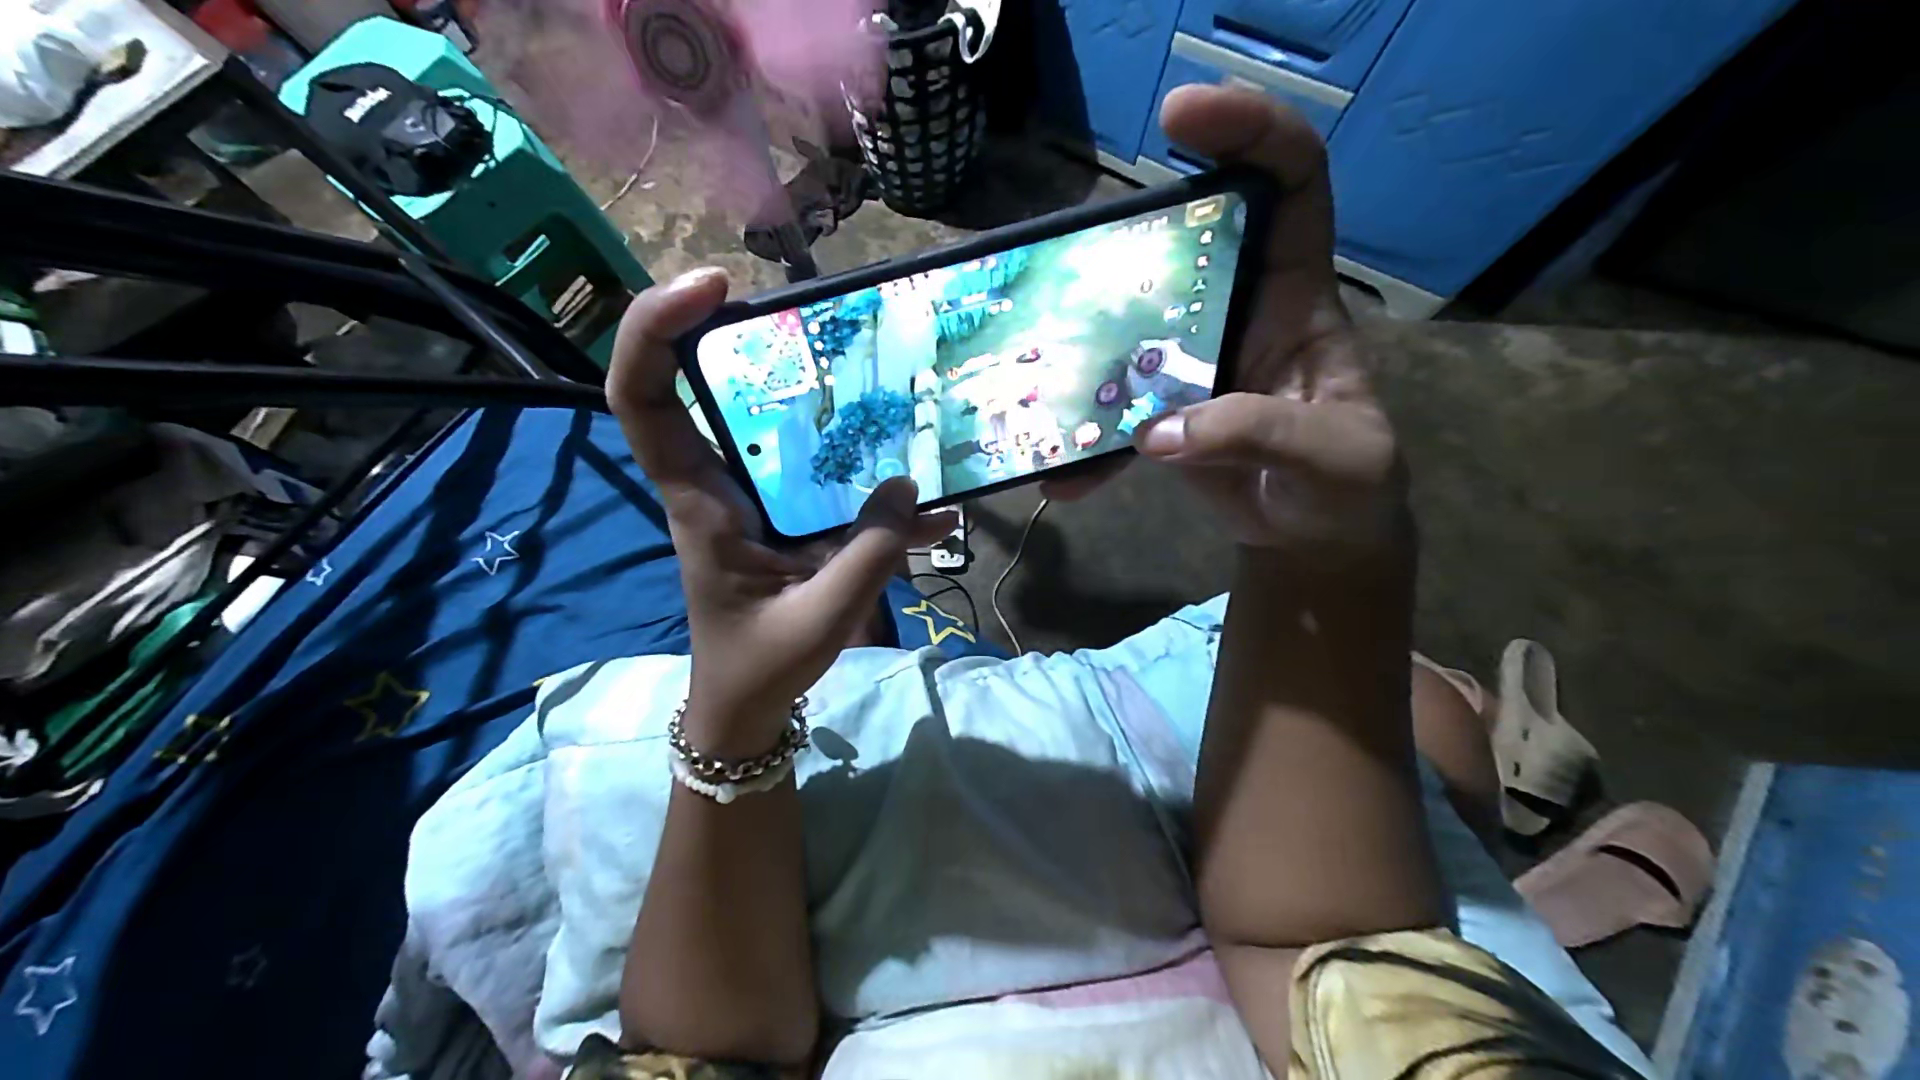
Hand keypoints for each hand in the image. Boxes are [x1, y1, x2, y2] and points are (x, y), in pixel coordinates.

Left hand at [607, 269, 956, 752]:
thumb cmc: (761, 664)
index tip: (712, 288)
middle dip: (750, 339)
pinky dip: (880, 483)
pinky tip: (935, 509)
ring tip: (894, 387)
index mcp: (701, 501)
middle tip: (816, 317)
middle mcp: (722, 483)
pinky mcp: (794, 517)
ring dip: (829, 401)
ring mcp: (760, 497)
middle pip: (708, 387)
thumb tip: (909, 484)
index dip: (656, 331)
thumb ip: (869, 553)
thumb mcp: (819, 617)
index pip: (643, 400)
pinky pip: (835, 480)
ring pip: (778, 426)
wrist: (749, 704)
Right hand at [1045, 86, 1405, 562]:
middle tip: (1068, 248)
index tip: (1181, 116)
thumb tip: (1157, 433)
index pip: (1290, 182)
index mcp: (1296, 297)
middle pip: (1185, 243)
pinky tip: (1063, 479)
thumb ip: (1258, 433)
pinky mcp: (1163, 411)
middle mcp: (1237, 312)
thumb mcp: (1330, 457)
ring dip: (1083, 342)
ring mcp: (1192, 362)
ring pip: (1131, 324)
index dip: (1249, 131)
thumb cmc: (1344, 486)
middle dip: (1130, 232)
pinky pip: (1115, 410)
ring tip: (1037, 360)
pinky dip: (1087, 444)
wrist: (1310, 534)